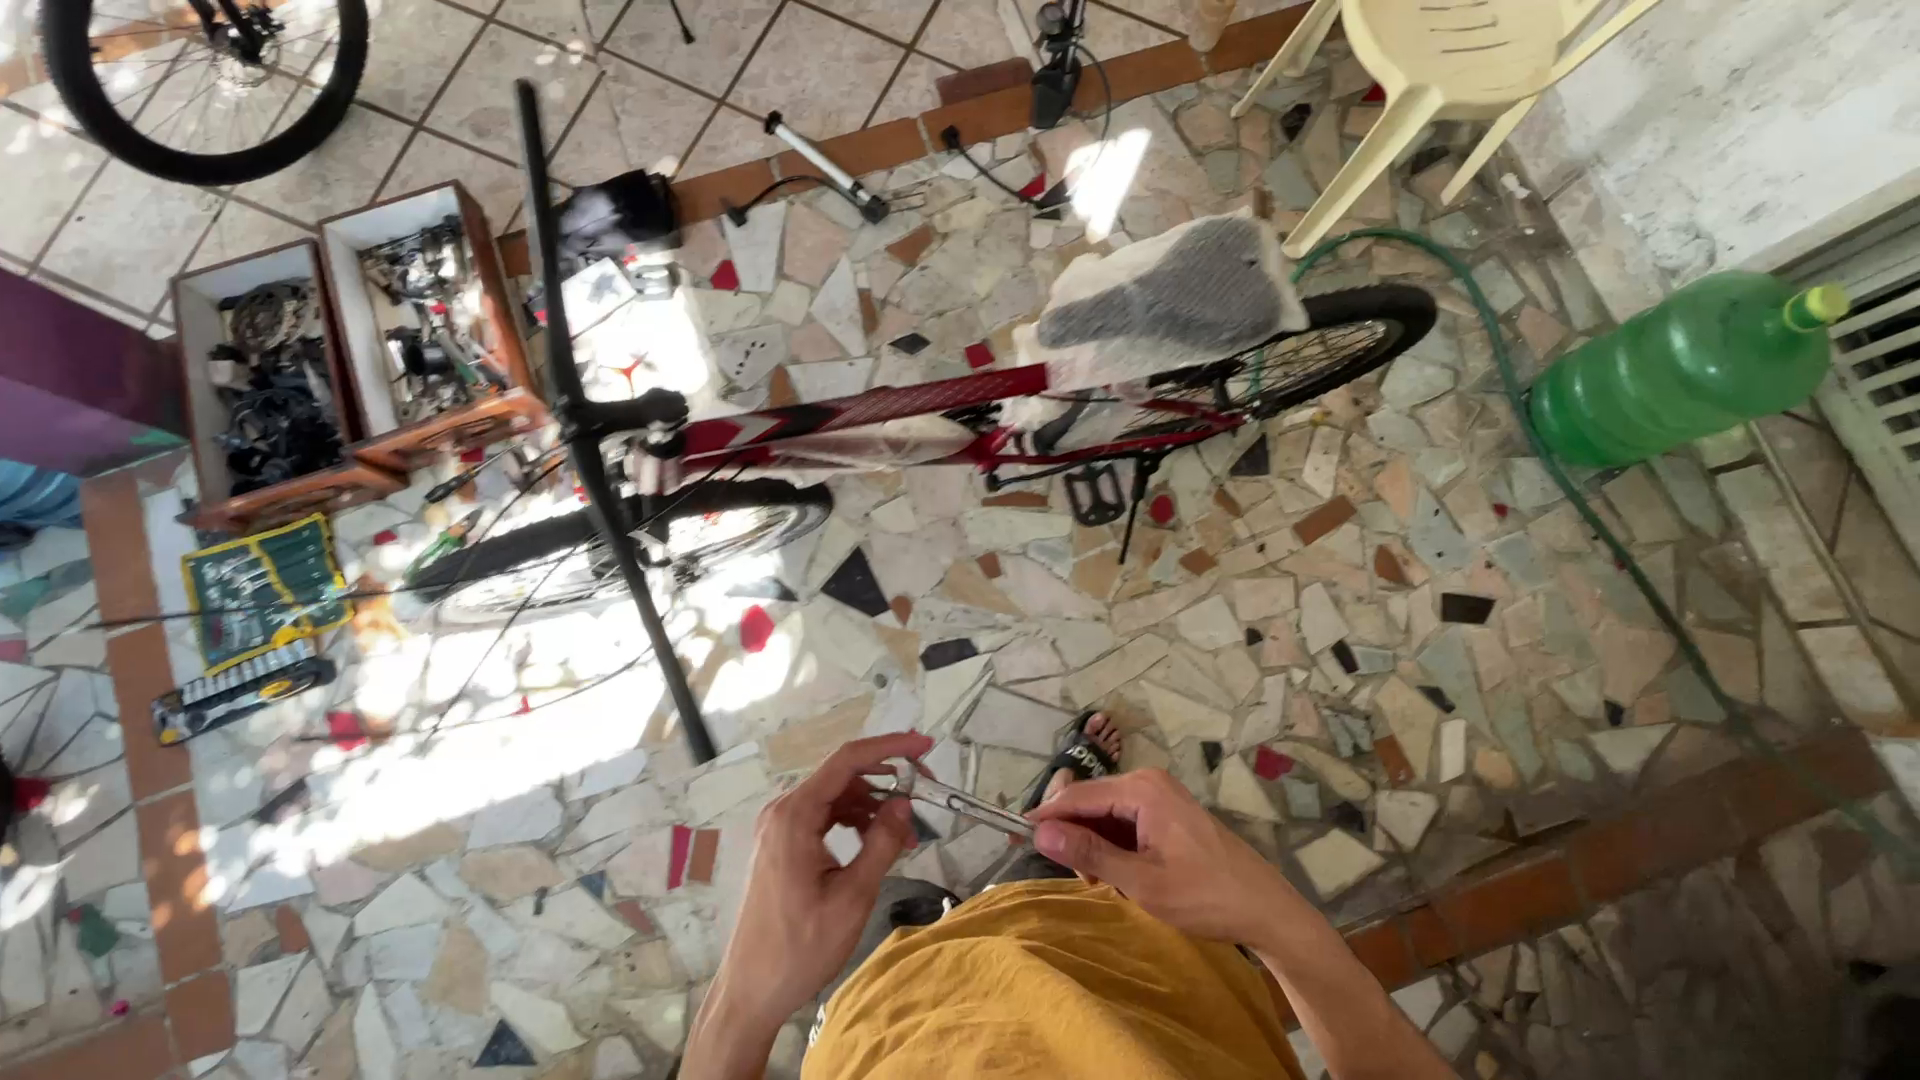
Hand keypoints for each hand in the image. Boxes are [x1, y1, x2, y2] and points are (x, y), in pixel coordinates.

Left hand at [709, 731, 931, 1027]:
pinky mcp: (782, 843)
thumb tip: (905, 803)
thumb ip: (881, 843)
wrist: (752, 990)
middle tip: (925, 795)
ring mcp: (779, 826)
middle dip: (887, 779)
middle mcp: (783, 810)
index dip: (890, 747)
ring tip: (907, 833)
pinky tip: (878, 842)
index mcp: (794, 815)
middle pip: (843, 775)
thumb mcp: (852, 897)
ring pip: (836, 796)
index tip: (926, 746)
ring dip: (874, 805)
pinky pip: (825, 816)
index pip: (847, 759)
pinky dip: (855, 821)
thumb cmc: (800, 947)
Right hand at [1026, 768, 1300, 945]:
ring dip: (1095, 845)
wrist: (1266, 909)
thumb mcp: (1141, 882)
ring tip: (1105, 883)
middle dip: (1075, 837)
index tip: (1015, 837)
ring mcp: (1160, 794)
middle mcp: (1148, 781)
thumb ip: (1089, 854)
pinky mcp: (1167, 811)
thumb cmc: (1205, 896)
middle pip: (1089, 801)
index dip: (1045, 818)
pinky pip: (1124, 820)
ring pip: (1104, 813)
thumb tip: (1040, 833)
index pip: (1076, 796)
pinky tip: (1122, 874)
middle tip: (1081, 879)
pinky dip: (1114, 845)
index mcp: (1141, 789)